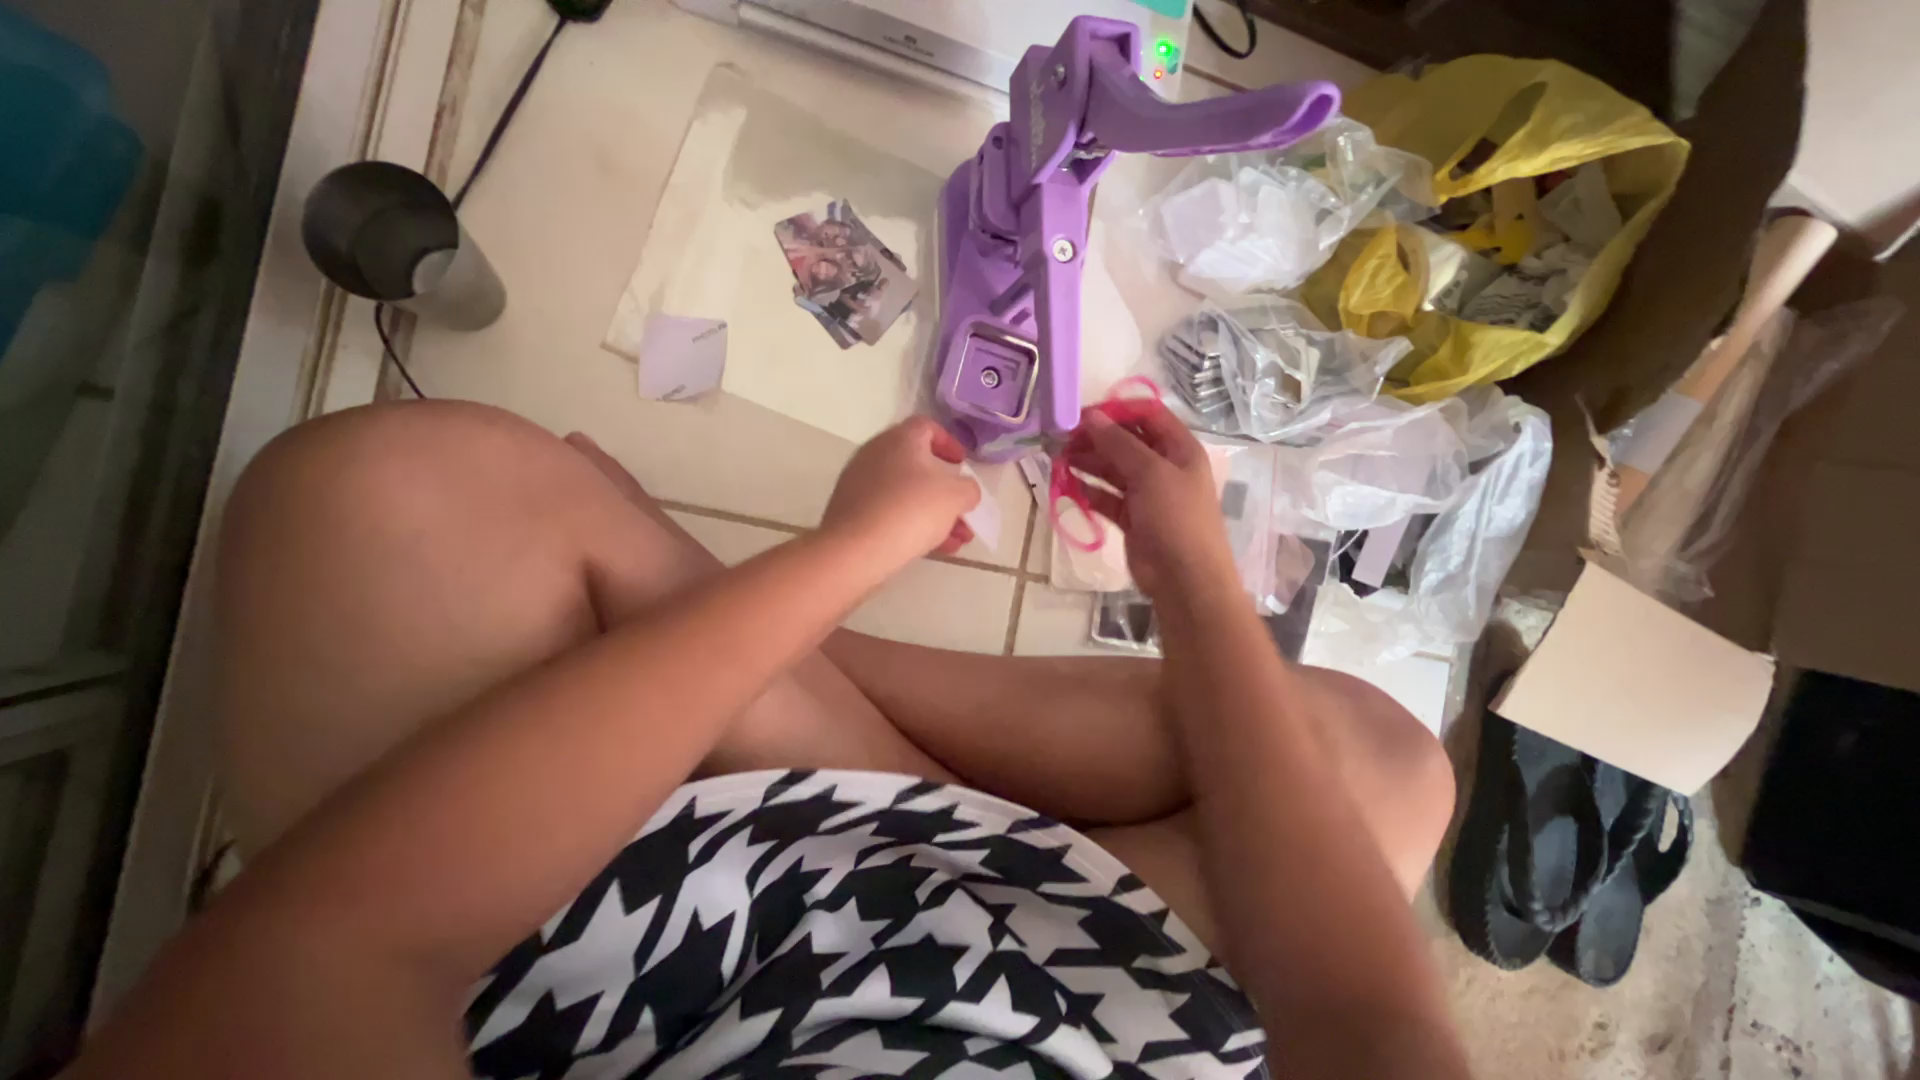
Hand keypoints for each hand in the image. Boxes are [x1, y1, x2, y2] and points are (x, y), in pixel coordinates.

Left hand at [824, 417, 980, 564]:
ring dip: (935, 513)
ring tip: (956, 540)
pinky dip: (912, 524)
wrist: (856, 550)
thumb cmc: (910, 511)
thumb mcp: (955, 497)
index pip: (927, 427)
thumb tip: (965, 490)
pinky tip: (932, 548)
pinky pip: (889, 511)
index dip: (949, 443)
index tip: (962, 465)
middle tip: (964, 511)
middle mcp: (876, 454)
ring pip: (906, 493)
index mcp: (900, 439)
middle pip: (918, 466)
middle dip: (946, 491)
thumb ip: (968, 489)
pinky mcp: (852, 510)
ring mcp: (860, 483)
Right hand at [1061, 400, 1237, 601]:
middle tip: (1061, 438)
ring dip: (1088, 461)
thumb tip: (1090, 417)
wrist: (1185, 578)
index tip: (1083, 414)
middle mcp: (1165, 466)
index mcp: (1180, 448)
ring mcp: (1148, 493)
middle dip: (1096, 437)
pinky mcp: (1132, 517)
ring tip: (1057, 458)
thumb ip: (1119, 443)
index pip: (1148, 414)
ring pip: (1113, 468)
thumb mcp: (1150, 472)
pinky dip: (1089, 489)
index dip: (1117, 410)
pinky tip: (1067, 483)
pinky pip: (1107, 496)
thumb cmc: (1176, 518)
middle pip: (1127, 441)